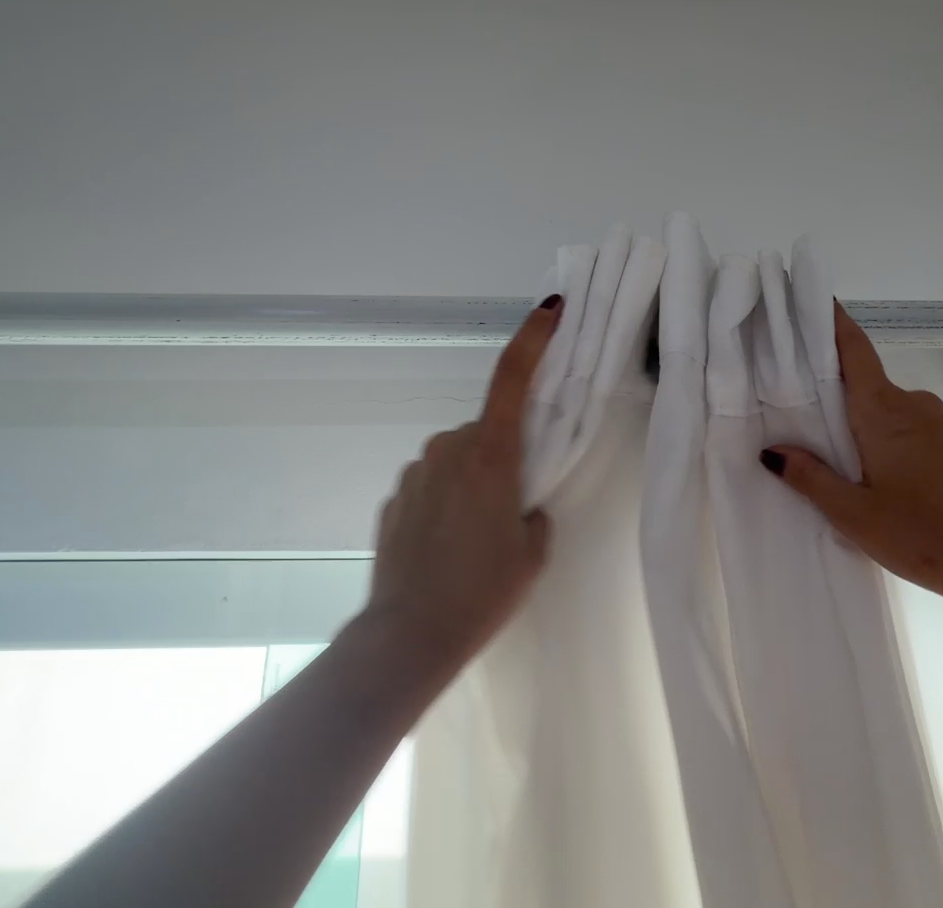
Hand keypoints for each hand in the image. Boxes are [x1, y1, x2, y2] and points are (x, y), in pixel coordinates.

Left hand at [361, 295, 561, 665]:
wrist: (410, 634)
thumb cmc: (483, 591)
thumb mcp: (533, 552)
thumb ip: (532, 512)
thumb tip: (517, 503)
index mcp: (490, 455)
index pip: (512, 379)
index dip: (532, 339)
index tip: (549, 309)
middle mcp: (448, 450)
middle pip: (485, 433)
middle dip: (500, 458)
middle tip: (509, 512)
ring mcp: (414, 474)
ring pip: (455, 462)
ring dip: (470, 484)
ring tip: (473, 541)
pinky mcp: (393, 501)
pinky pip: (430, 487)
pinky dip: (443, 505)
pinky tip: (444, 550)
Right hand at [761, 302, 942, 606]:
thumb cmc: (924, 536)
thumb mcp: (853, 514)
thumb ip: (810, 477)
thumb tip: (772, 450)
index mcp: (884, 411)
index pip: (852, 348)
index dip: (828, 320)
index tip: (803, 297)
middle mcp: (913, 405)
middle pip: (861, 380)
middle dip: (826, 385)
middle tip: (786, 400)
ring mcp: (938, 423)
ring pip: (883, 408)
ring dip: (854, 419)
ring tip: (822, 448)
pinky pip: (904, 427)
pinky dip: (879, 436)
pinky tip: (868, 472)